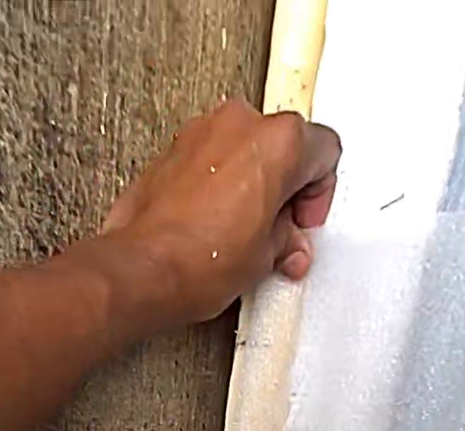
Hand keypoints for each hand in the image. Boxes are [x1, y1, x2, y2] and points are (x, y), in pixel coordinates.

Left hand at [102, 100, 340, 324]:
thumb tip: (283, 242)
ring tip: (239, 237)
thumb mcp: (263, 260)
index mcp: (279, 140)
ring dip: (248, 189)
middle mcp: (239, 123)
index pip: (324, 152)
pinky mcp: (169, 152)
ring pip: (241, 153)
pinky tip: (210, 228)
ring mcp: (200, 132)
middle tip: (275, 235)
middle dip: (282, 193)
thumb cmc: (196, 263)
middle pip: (281, 149)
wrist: (141, 272)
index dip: (318, 196)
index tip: (302, 224)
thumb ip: (284, 241)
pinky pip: (207, 163)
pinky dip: (215, 188)